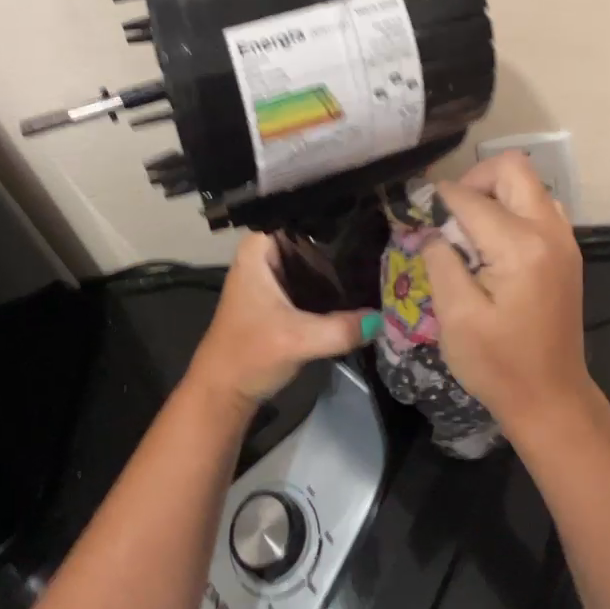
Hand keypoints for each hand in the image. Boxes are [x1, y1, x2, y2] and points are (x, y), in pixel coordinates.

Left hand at [184, 233, 377, 408]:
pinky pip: (314, 279)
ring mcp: (273, 274)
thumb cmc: (249, 355)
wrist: (224, 392)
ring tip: (382, 261)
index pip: (302, 216)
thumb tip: (383, 318)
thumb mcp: (298, 340)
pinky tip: (363, 285)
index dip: (334, 216)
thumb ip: (341, 328)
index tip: (370, 216)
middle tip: (385, 243)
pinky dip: (333, 285)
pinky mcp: (283, 295)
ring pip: (315, 259)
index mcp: (259, 247)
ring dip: (341, 266)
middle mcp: (265, 253)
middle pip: (313, 237)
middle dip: (344, 243)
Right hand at [423, 152, 594, 429]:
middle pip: (513, 168)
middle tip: (449, 212)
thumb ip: (440, 261)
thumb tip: (432, 231)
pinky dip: (513, 208)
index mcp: (520, 246)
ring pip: (529, 184)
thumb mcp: (455, 316)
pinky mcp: (566, 252)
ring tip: (469, 227)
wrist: (551, 400)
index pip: (472, 199)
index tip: (417, 211)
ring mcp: (564, 241)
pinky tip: (492, 242)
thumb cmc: (498, 364)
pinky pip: (539, 206)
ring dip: (496, 192)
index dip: (439, 199)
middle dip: (474, 180)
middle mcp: (549, 232)